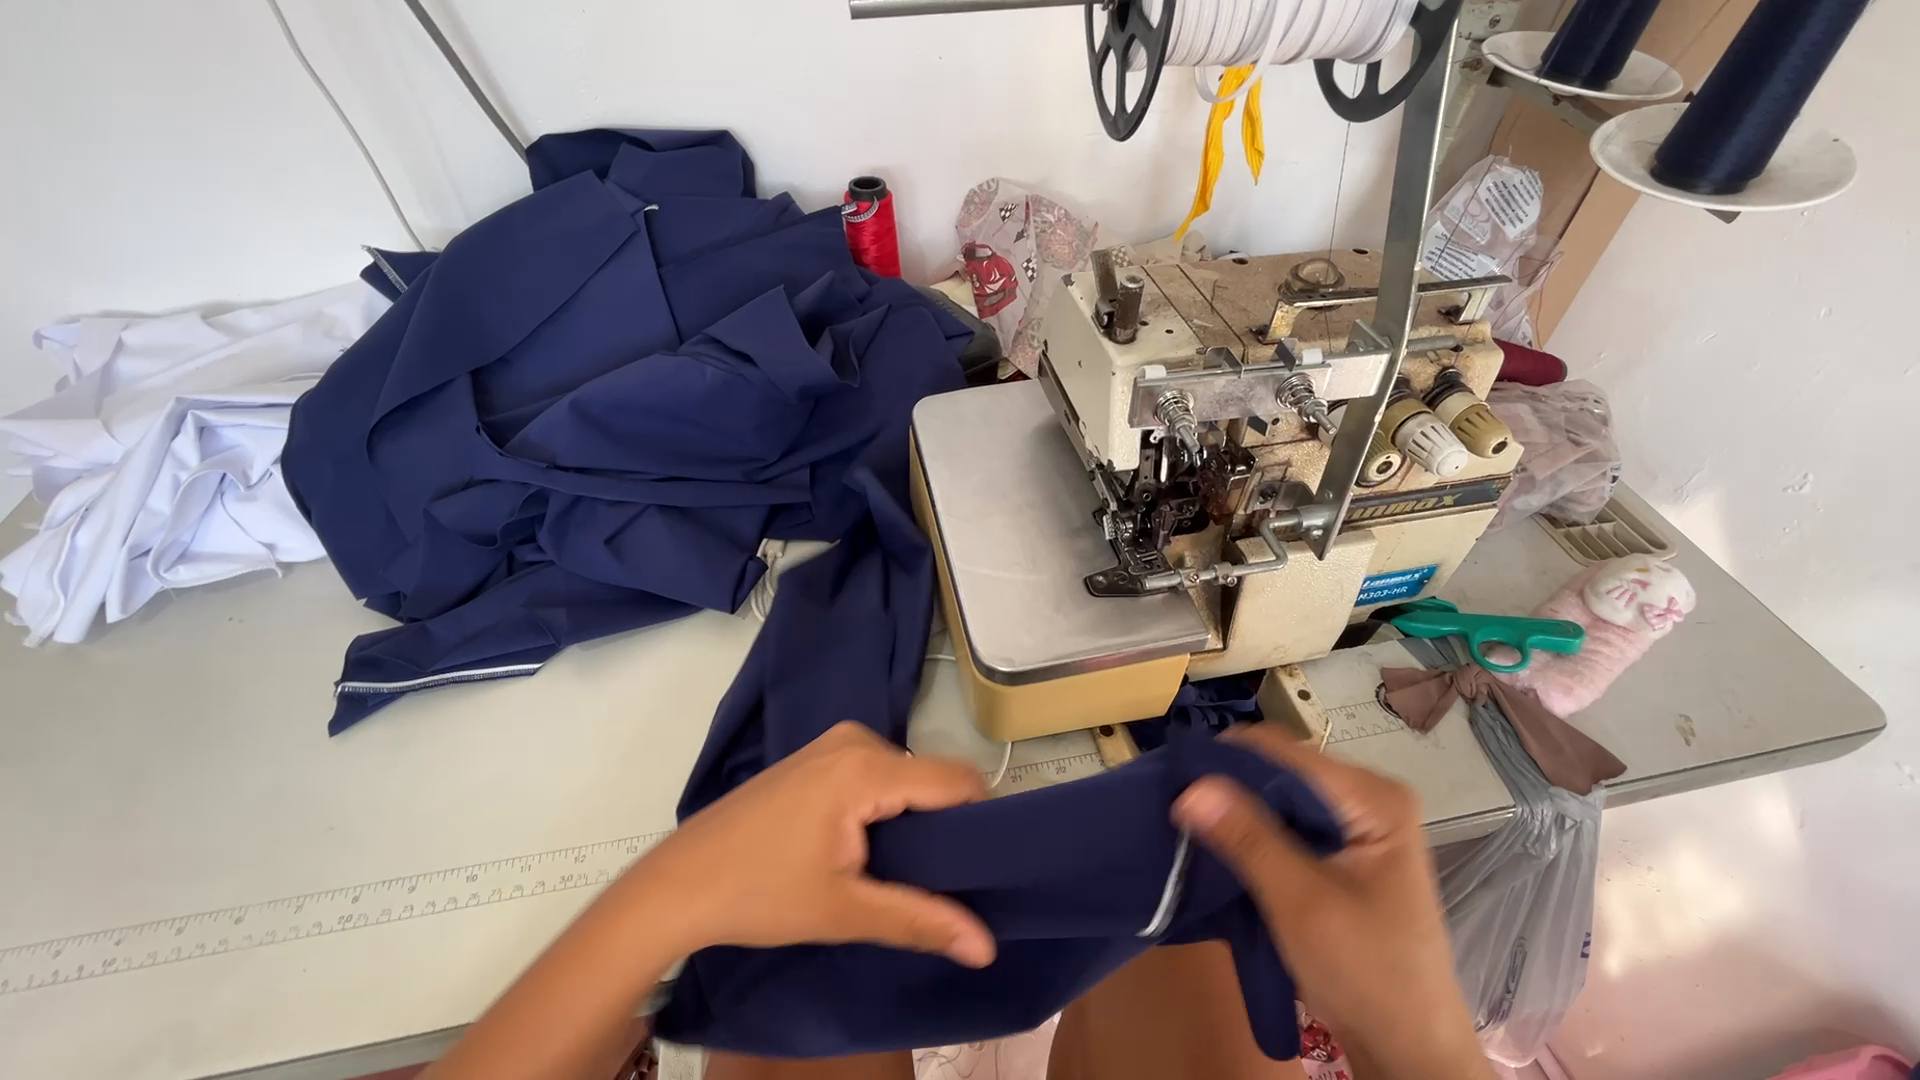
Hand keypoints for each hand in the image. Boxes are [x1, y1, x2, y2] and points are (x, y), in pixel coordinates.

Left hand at [627, 721, 997, 967]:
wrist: (680, 882)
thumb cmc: (761, 894)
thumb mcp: (845, 911)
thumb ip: (921, 920)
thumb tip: (987, 949)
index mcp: (865, 767)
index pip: (956, 779)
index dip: (979, 821)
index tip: (983, 867)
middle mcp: (855, 739)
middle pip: (931, 776)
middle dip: (942, 825)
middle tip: (936, 879)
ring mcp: (832, 743)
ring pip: (904, 775)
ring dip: (911, 818)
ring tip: (898, 868)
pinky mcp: (817, 756)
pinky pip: (876, 772)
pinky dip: (885, 805)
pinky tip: (865, 847)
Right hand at [1171, 724, 1491, 1079]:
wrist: (1409, 1052)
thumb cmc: (1366, 974)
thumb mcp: (1300, 903)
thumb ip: (1248, 838)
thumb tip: (1189, 786)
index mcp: (1374, 797)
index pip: (1285, 752)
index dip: (1228, 762)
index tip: (1175, 781)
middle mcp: (1368, 797)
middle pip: (1281, 770)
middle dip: (1230, 786)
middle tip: (1177, 807)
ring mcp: (1357, 823)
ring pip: (1278, 796)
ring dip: (1237, 810)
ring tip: (1189, 824)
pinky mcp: (1343, 850)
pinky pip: (1286, 822)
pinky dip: (1253, 832)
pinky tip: (1222, 846)